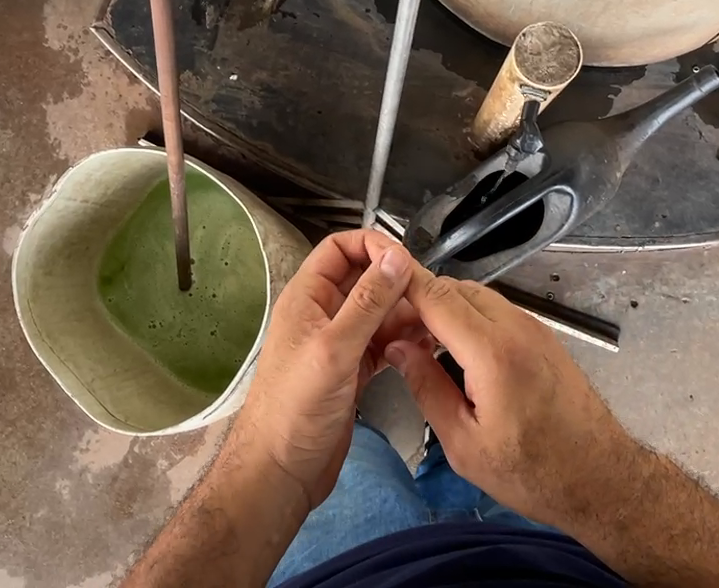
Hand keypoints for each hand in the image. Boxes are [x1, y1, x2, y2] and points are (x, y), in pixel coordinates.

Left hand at [223, 229, 427, 509]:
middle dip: (396, 279)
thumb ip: (368, 302)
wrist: (281, 474)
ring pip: (378, 311)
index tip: (405, 259)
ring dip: (405, 311)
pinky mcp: (354, 369)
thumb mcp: (334, 348)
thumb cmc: (296, 408)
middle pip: (364, 278)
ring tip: (437, 318)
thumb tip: (398, 257)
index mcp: (307, 297)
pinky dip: (404, 339)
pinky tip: (427, 342)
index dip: (372, 245)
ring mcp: (339, 342)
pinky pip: (383, 341)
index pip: (340, 248)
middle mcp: (323, 313)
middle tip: (430, 291)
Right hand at [384, 274, 639, 528]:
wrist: (601, 477)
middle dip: (421, 299)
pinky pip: (496, 308)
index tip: (377, 284)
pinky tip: (458, 346)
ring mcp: (532, 326)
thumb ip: (427, 388)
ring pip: (476, 294)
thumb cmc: (532, 471)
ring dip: (446, 306)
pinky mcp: (542, 334)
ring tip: (423, 340)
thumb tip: (398, 350)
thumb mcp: (465, 444)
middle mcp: (514, 327)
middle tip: (396, 328)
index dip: (404, 285)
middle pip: (455, 288)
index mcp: (492, 352)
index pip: (438, 297)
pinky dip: (469, 314)